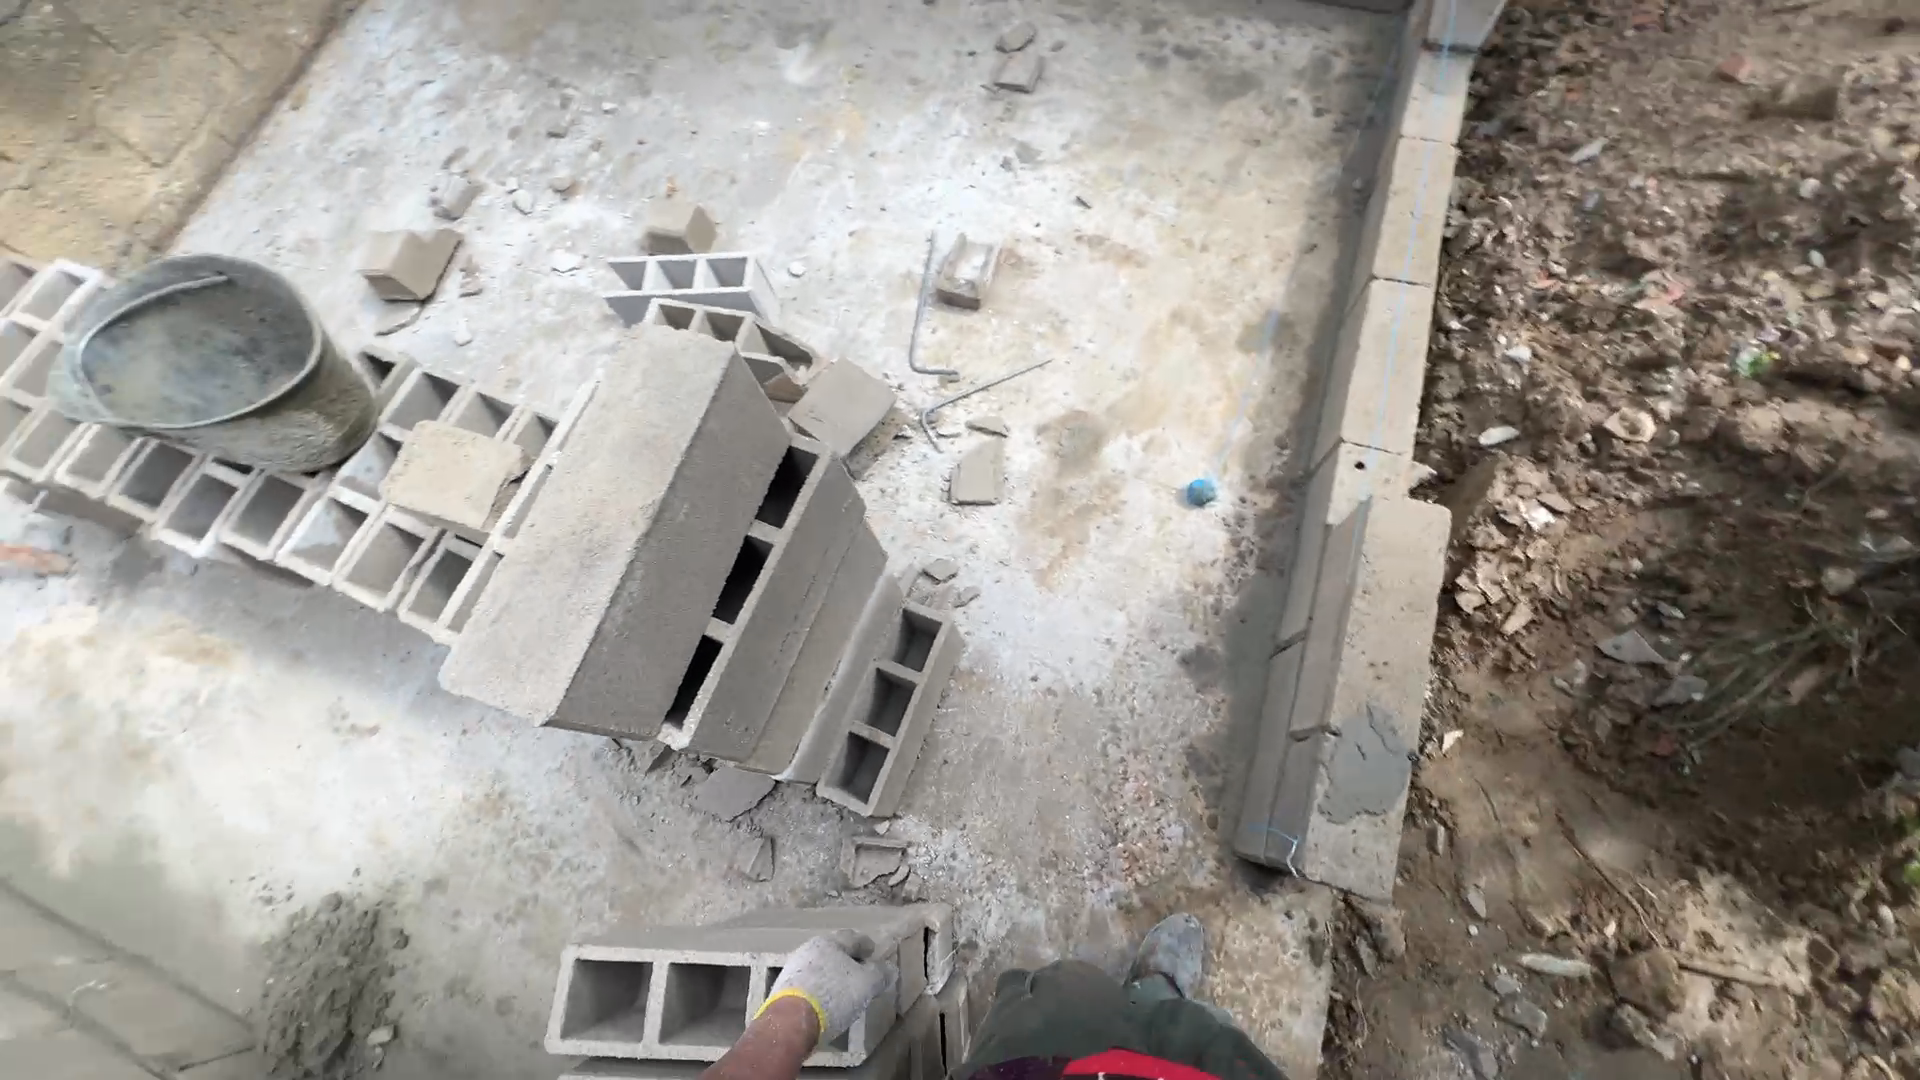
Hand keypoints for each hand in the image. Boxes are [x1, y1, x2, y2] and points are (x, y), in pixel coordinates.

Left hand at [760, 930, 895, 1041]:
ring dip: (831, 975)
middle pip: (834, 951)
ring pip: (819, 967)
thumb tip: (890, 969)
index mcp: (830, 942)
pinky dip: (819, 989)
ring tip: (842, 990)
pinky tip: (824, 1003)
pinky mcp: (783, 990)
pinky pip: (808, 984)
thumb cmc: (832, 996)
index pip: (852, 937)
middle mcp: (810, 949)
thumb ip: (879, 975)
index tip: (873, 952)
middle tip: (859, 971)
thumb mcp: (866, 985)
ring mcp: (794, 969)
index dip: (865, 944)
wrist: (790, 1022)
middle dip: (847, 960)